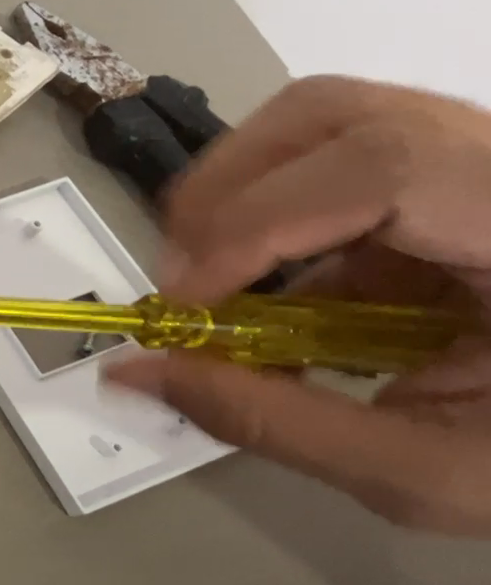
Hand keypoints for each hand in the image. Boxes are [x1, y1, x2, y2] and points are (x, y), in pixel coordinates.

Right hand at [107, 76, 490, 534]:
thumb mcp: (426, 470)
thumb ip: (271, 419)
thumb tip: (129, 372)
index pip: (385, 171)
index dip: (257, 228)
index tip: (189, 309)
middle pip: (335, 114)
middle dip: (225, 191)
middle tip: (186, 277)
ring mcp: (484, 166)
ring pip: (323, 123)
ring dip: (235, 195)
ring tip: (211, 273)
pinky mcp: (450, 185)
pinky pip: (329, 168)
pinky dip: (267, 220)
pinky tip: (267, 288)